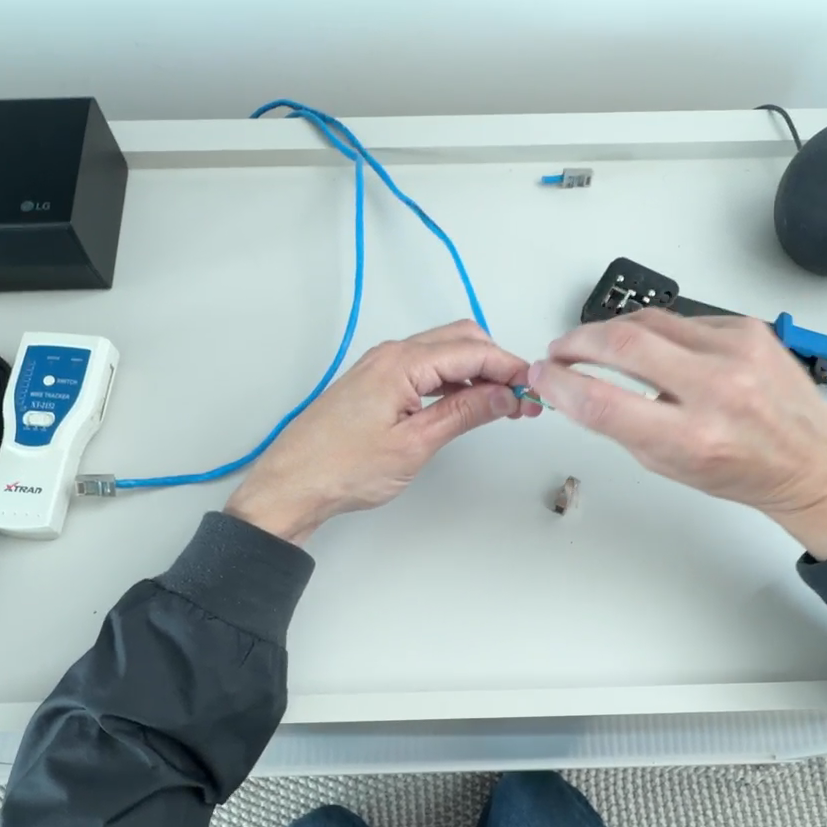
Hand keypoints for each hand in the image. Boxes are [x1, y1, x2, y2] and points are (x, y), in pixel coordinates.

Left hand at [226, 321, 538, 544]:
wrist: (293, 484)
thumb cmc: (341, 468)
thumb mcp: (415, 443)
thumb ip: (464, 413)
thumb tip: (503, 395)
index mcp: (402, 363)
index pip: (472, 351)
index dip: (509, 367)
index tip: (533, 388)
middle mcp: (391, 355)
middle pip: (460, 341)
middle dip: (496, 363)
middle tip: (521, 398)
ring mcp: (380, 368)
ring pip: (442, 354)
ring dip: (475, 373)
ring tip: (501, 406)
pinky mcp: (374, 385)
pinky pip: (424, 370)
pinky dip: (452, 381)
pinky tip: (464, 404)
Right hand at [528, 310, 826, 558]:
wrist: (810, 462)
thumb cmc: (741, 472)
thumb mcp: (668, 465)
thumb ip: (621, 426)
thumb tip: (577, 390)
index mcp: (691, 437)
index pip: (602, 402)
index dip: (559, 385)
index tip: (542, 377)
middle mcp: (715, 389)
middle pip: (622, 343)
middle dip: (576, 342)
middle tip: (559, 351)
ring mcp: (736, 351)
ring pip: (648, 321)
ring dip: (609, 331)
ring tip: (591, 344)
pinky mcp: (747, 329)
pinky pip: (682, 321)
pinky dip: (655, 332)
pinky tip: (650, 348)